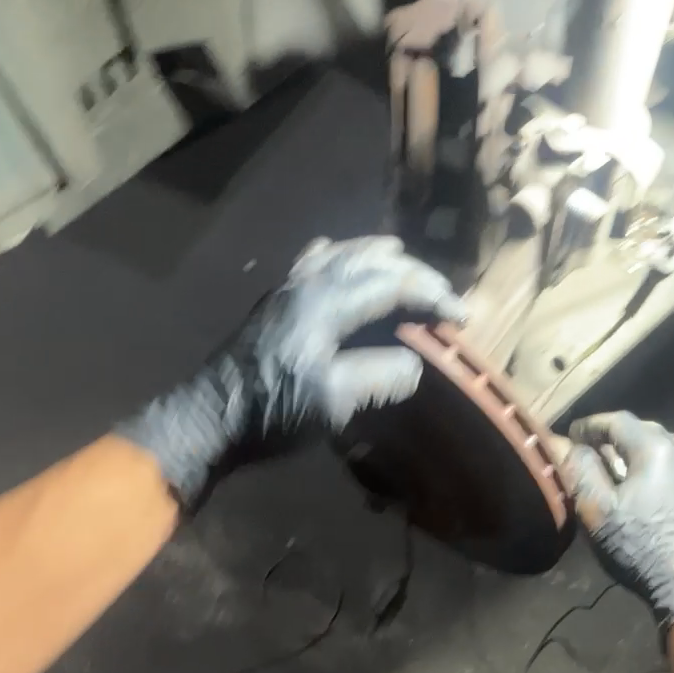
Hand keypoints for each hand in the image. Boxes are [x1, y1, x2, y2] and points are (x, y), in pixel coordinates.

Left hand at [117, 236, 466, 509]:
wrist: (211, 418)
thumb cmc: (274, 411)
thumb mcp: (336, 400)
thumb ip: (382, 375)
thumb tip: (416, 364)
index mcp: (327, 302)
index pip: (393, 284)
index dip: (433, 296)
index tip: (462, 318)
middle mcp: (308, 283)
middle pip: (371, 260)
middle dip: (414, 273)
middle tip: (443, 294)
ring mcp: (288, 289)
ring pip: (341, 254)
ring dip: (378, 257)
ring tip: (402, 259)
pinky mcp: (276, 303)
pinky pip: (314, 262)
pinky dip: (340, 257)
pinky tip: (340, 260)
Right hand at [561, 412, 673, 626]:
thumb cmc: (641, 548)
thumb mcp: (598, 511)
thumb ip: (580, 471)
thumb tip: (568, 445)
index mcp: (655, 447)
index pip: (616, 420)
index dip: (590, 426)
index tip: (572, 436)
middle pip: (644, 431)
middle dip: (615, 439)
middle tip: (592, 454)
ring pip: (666, 450)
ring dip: (640, 455)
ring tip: (622, 472)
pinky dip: (663, 472)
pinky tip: (655, 489)